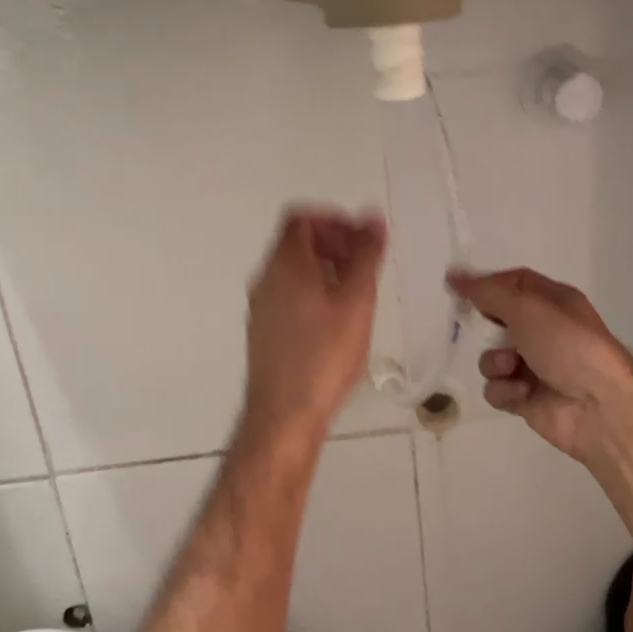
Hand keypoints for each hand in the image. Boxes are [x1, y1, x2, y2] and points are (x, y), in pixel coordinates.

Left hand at [244, 207, 387, 427]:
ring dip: (325, 270)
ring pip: (292, 271)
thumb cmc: (325, 355)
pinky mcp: (263, 332)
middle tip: (365, 266)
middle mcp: (265, 279)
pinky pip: (288, 296)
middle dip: (334, 244)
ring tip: (356, 295)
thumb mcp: (356, 300)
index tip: (362, 240)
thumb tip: (372, 216)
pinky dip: (313, 293)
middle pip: (296, 243)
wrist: (284, 414)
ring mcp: (261, 307)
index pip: (301, 218)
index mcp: (285, 264)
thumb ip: (366, 255)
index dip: (334, 220)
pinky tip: (336, 323)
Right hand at [446, 268, 632, 462]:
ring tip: (512, 368)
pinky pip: (496, 388)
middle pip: (498, 320)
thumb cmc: (568, 346)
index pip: (513, 283)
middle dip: (487, 328)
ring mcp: (534, 366)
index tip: (458, 290)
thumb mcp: (527, 308)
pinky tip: (522, 394)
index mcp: (553, 302)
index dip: (487, 285)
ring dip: (495, 362)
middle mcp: (544, 331)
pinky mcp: (525, 397)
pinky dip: (504, 390)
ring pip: (491, 357)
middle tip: (484, 331)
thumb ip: (487, 292)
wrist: (600, 407)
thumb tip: (453, 274)